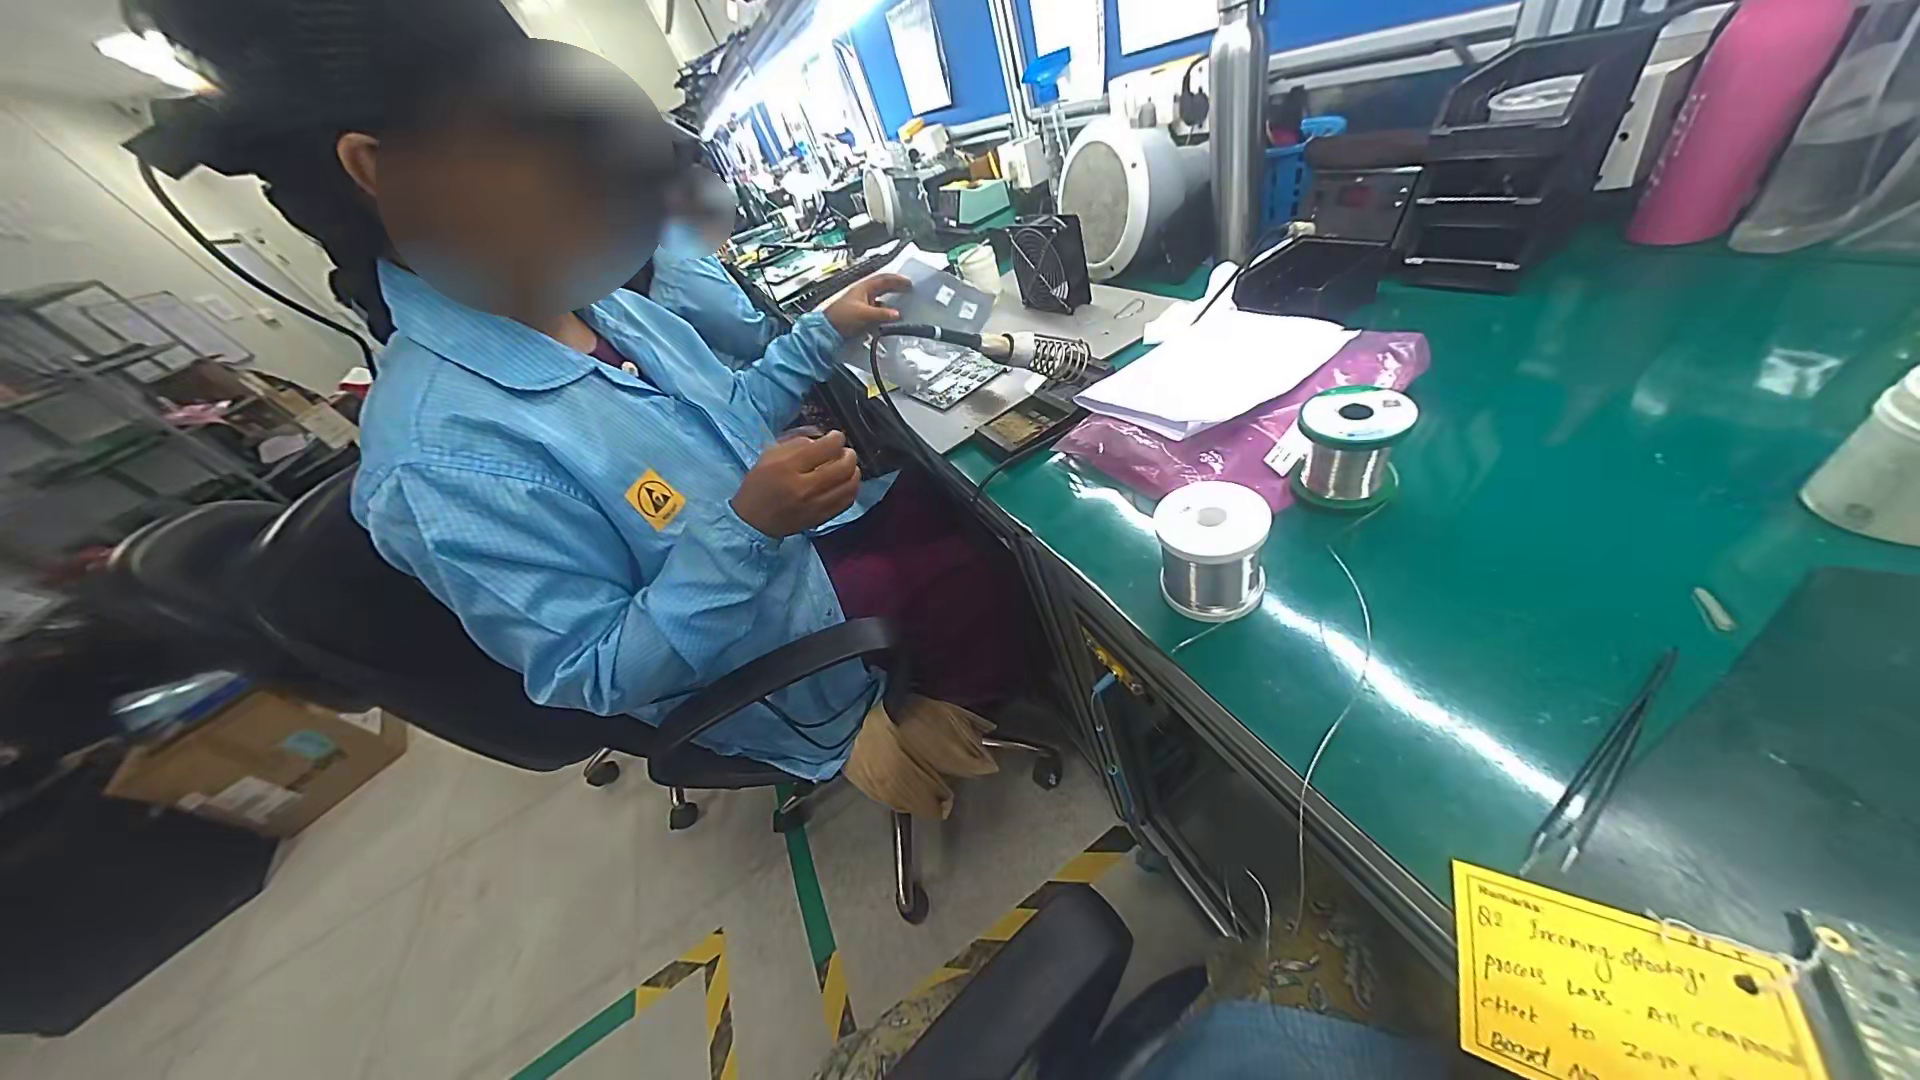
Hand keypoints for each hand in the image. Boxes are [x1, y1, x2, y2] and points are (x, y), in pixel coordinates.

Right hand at [731, 430, 860, 536]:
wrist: (753, 521)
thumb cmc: (759, 485)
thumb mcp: (769, 456)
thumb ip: (796, 444)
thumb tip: (822, 440)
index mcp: (787, 468)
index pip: (823, 449)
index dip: (836, 439)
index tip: (837, 436)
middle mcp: (803, 487)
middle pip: (842, 468)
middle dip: (849, 455)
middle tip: (846, 452)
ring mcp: (815, 505)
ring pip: (849, 486)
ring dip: (854, 472)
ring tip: (850, 467)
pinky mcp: (821, 518)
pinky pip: (846, 502)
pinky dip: (851, 489)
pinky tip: (847, 483)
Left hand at [824, 273, 910, 337]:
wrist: (828, 329)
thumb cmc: (841, 317)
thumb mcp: (864, 314)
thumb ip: (882, 314)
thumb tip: (897, 314)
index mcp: (863, 288)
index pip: (884, 279)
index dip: (897, 280)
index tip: (909, 283)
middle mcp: (863, 293)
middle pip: (883, 287)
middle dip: (896, 287)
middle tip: (908, 290)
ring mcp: (862, 303)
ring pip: (880, 299)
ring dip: (891, 301)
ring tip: (901, 305)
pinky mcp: (861, 314)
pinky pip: (877, 311)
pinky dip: (885, 313)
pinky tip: (889, 319)